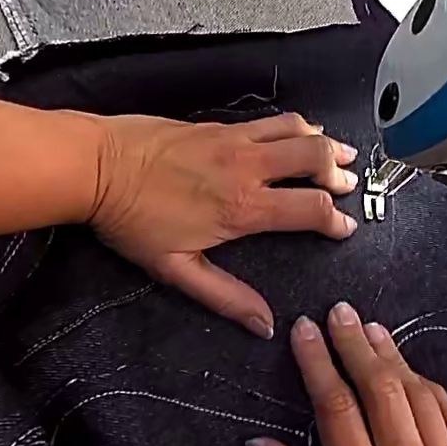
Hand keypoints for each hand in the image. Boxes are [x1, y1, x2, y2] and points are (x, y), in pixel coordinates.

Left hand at [87, 112, 359, 337]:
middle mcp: (249, 168)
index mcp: (243, 208)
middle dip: (340, 173)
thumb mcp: (176, 269)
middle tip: (349, 185)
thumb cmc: (133, 219)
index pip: (310, 209)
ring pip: (300, 132)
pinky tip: (304, 132)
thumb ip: (225, 296)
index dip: (336, 220)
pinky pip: (273, 120)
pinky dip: (298, 126)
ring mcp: (237, 140)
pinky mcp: (222, 125)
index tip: (345, 228)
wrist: (96, 164)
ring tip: (344, 154)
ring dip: (328, 143)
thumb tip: (265, 324)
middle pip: (315, 159)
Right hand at [247, 303, 446, 445]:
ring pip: (421, 398)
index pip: (337, 408)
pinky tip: (425, 380)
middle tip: (340, 312)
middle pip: (380, 389)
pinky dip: (439, 394)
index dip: (318, 362)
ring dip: (396, 358)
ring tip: (374, 330)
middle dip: (355, 344)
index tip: (306, 331)